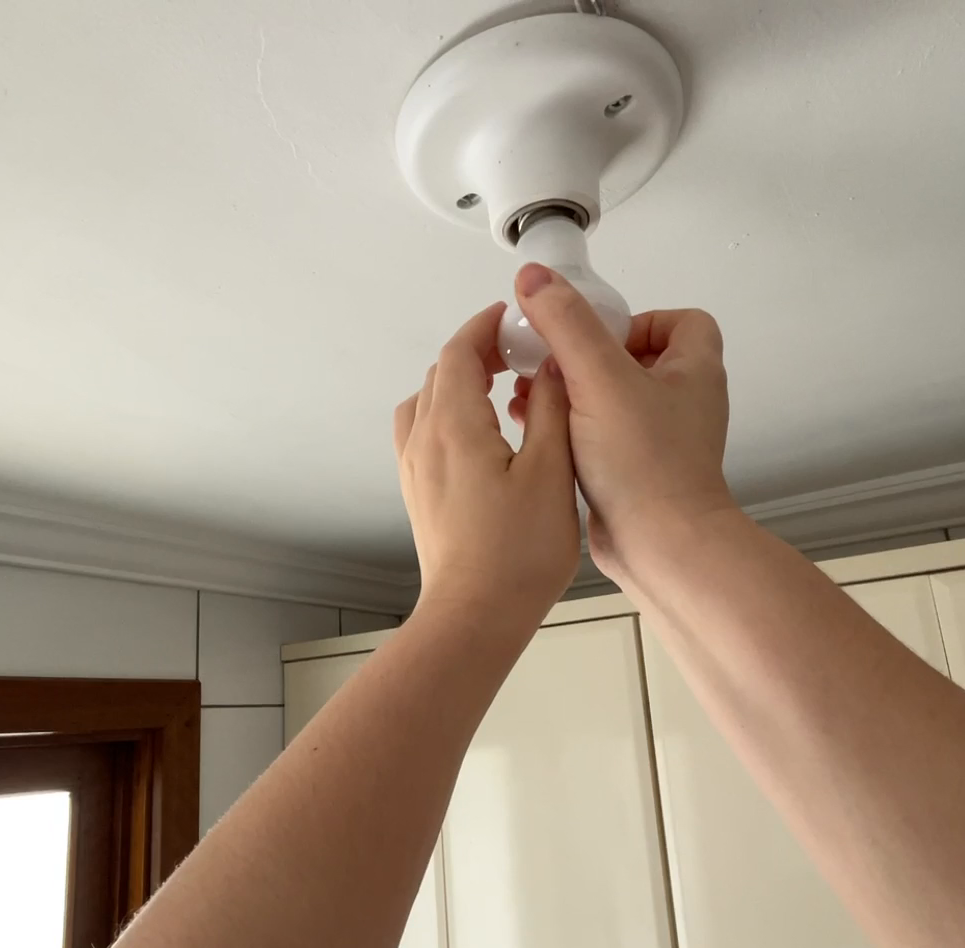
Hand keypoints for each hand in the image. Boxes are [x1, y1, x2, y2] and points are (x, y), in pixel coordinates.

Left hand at [395, 302, 580, 623]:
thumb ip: (549, 410)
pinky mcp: (417, 494)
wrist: (474, 613)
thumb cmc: (517, 551)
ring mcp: (415, 469)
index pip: (459, 353)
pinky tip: (477, 435)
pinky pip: (421, 433)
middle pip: (439, 374)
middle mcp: (424, 440)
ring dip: (456, 383)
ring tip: (496, 389)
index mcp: (454, 425)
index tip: (512, 317)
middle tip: (516, 352)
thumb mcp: (550, 471)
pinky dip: (445, 414)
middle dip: (475, 352)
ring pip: (426, 403)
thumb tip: (550, 368)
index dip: (484, 327)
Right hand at [506, 263, 736, 585]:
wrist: (658, 545)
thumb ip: (566, 324)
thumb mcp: (600, 378)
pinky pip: (602, 437)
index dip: (637, 318)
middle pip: (637, 359)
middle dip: (588, 357)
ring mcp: (660, 441)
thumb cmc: (646, 466)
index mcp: (693, 372)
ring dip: (573, 394)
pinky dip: (572, 429)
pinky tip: (541, 434)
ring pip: (614, 400)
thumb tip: (535, 280)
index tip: (594, 331)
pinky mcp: (636, 472)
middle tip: (553, 362)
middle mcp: (682, 404)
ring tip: (533, 396)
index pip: (679, 321)